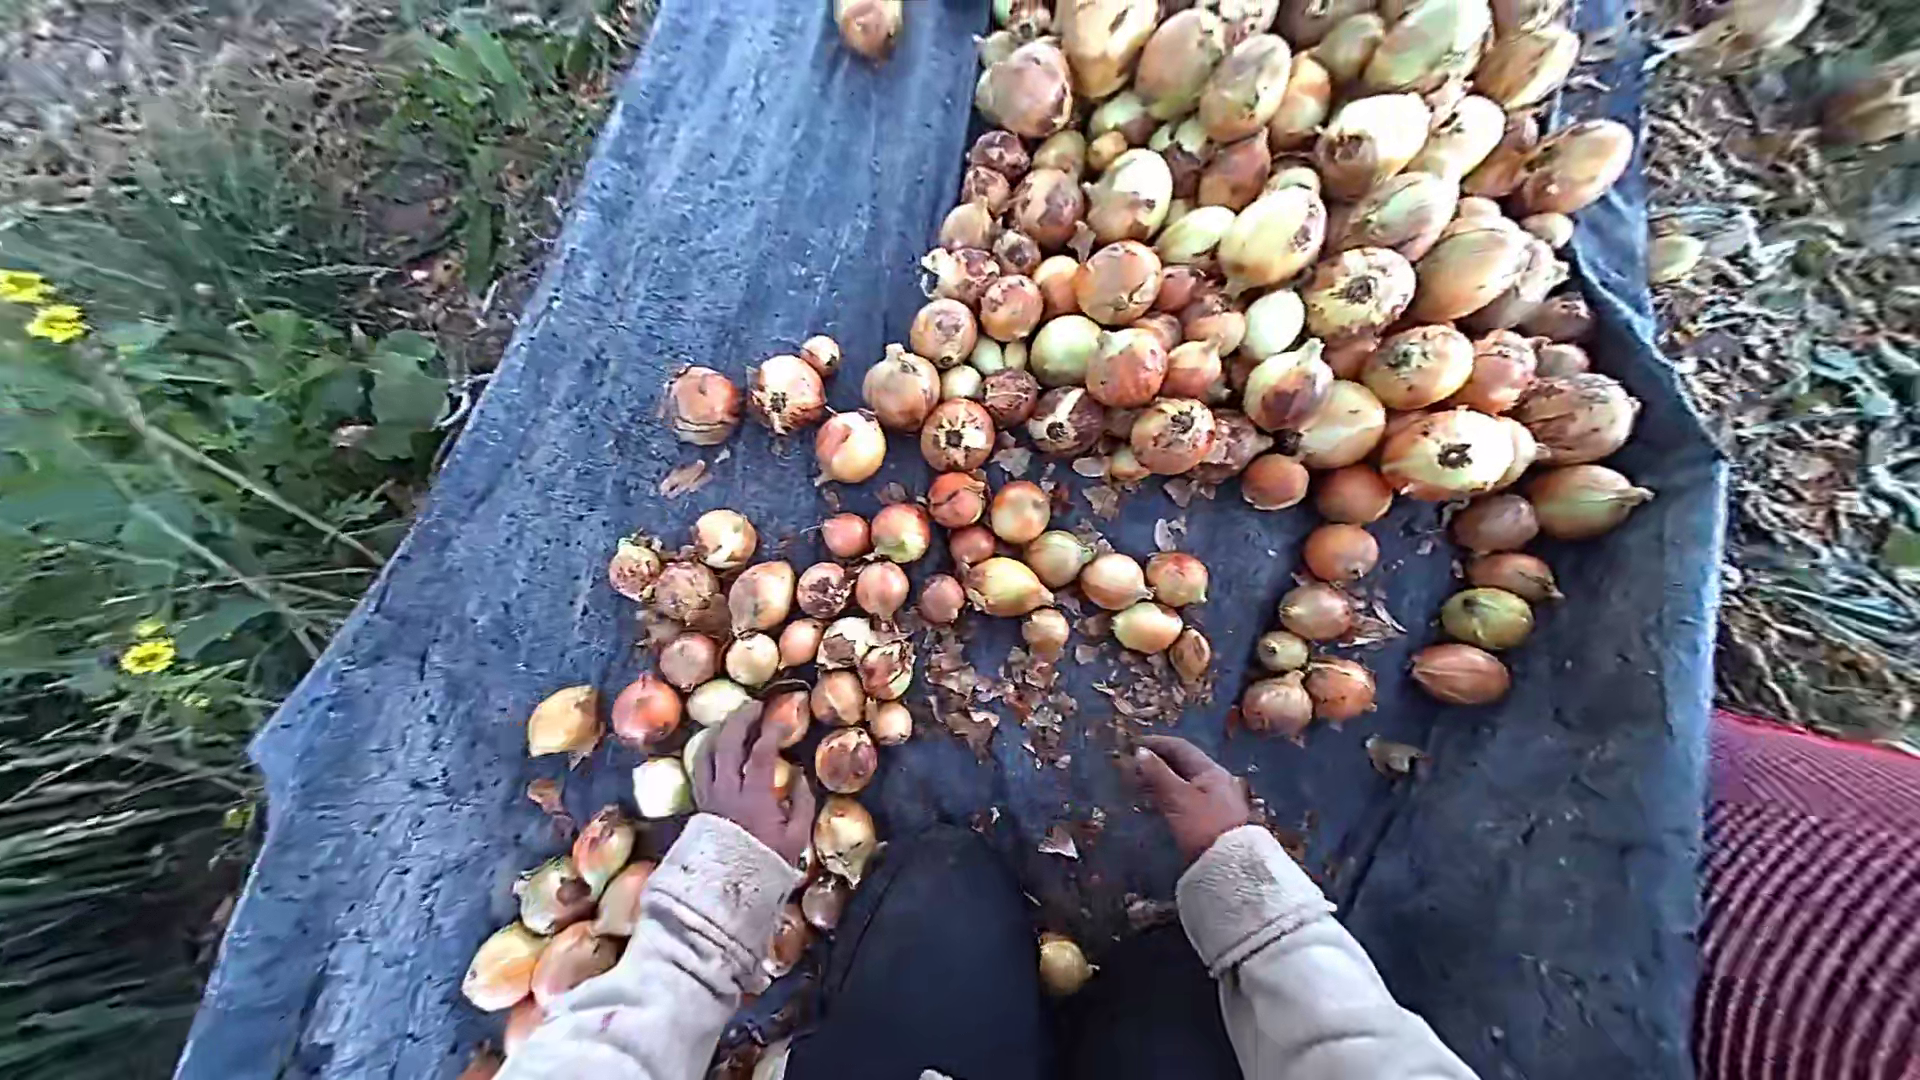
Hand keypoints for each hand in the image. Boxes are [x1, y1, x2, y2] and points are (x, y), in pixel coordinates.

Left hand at [693, 711, 815, 866]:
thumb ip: (801, 804)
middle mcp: (725, 792)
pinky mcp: (700, 804)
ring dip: (721, 731)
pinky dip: (708, 749)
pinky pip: (699, 768)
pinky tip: (716, 745)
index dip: (771, 732)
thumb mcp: (794, 838)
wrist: (723, 896)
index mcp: (752, 798)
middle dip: (741, 720)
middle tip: (755, 706)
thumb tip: (800, 776)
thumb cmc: (763, 866)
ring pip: (706, 753)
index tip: (782, 720)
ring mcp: (708, 797)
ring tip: (734, 719)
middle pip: (726, 744)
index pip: (759, 754)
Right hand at [1131, 735, 1250, 864]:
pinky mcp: (1209, 819)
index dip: (1156, 743)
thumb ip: (1158, 773)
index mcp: (1212, 771)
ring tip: (1137, 780)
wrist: (1230, 869)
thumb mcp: (1177, 797)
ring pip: (1182, 781)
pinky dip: (1166, 793)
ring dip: (1160, 778)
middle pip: (1182, 763)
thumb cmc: (1204, 826)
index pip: (1180, 747)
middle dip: (1156, 761)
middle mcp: (1216, 781)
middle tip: (1132, 763)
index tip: (1133, 744)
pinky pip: (1183, 797)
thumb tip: (1140, 751)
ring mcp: (1214, 801)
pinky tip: (1153, 800)